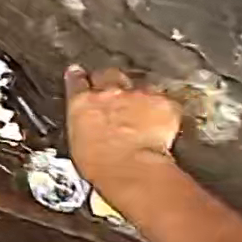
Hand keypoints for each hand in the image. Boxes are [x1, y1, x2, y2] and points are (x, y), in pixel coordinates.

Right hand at [63, 65, 182, 181]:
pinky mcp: (164, 103)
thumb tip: (89, 125)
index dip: (77, 76)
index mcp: (82, 103)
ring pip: (140, 86)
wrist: (130, 168)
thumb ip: (83, 123)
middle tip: (112, 92)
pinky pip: (164, 102)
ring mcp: (138, 95)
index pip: (77, 81)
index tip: (77, 73)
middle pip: (109, 75)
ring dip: (139, 97)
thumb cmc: (100, 163)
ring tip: (141, 115)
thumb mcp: (77, 142)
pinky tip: (160, 125)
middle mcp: (109, 93)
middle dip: (110, 80)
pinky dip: (163, 111)